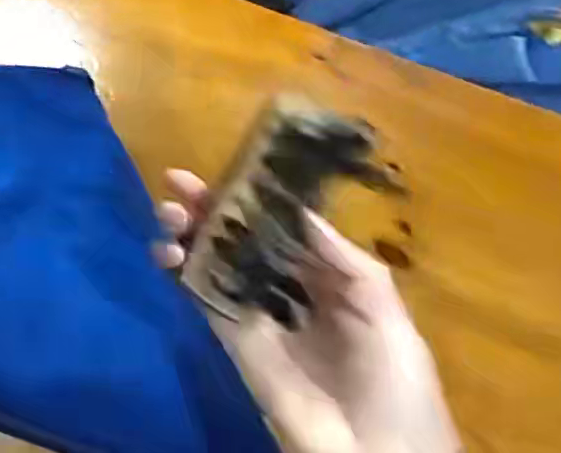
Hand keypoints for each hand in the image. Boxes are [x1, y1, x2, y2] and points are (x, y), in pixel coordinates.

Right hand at [157, 170, 460, 452]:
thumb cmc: (395, 389)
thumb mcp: (390, 323)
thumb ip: (350, 266)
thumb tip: (295, 208)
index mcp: (325, 280)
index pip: (279, 227)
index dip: (251, 198)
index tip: (225, 171)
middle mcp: (282, 285)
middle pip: (237, 234)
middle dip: (207, 206)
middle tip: (177, 181)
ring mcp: (249, 306)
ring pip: (208, 254)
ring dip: (184, 229)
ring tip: (168, 215)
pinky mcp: (222, 327)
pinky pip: (192, 287)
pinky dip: (172, 265)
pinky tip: (164, 252)